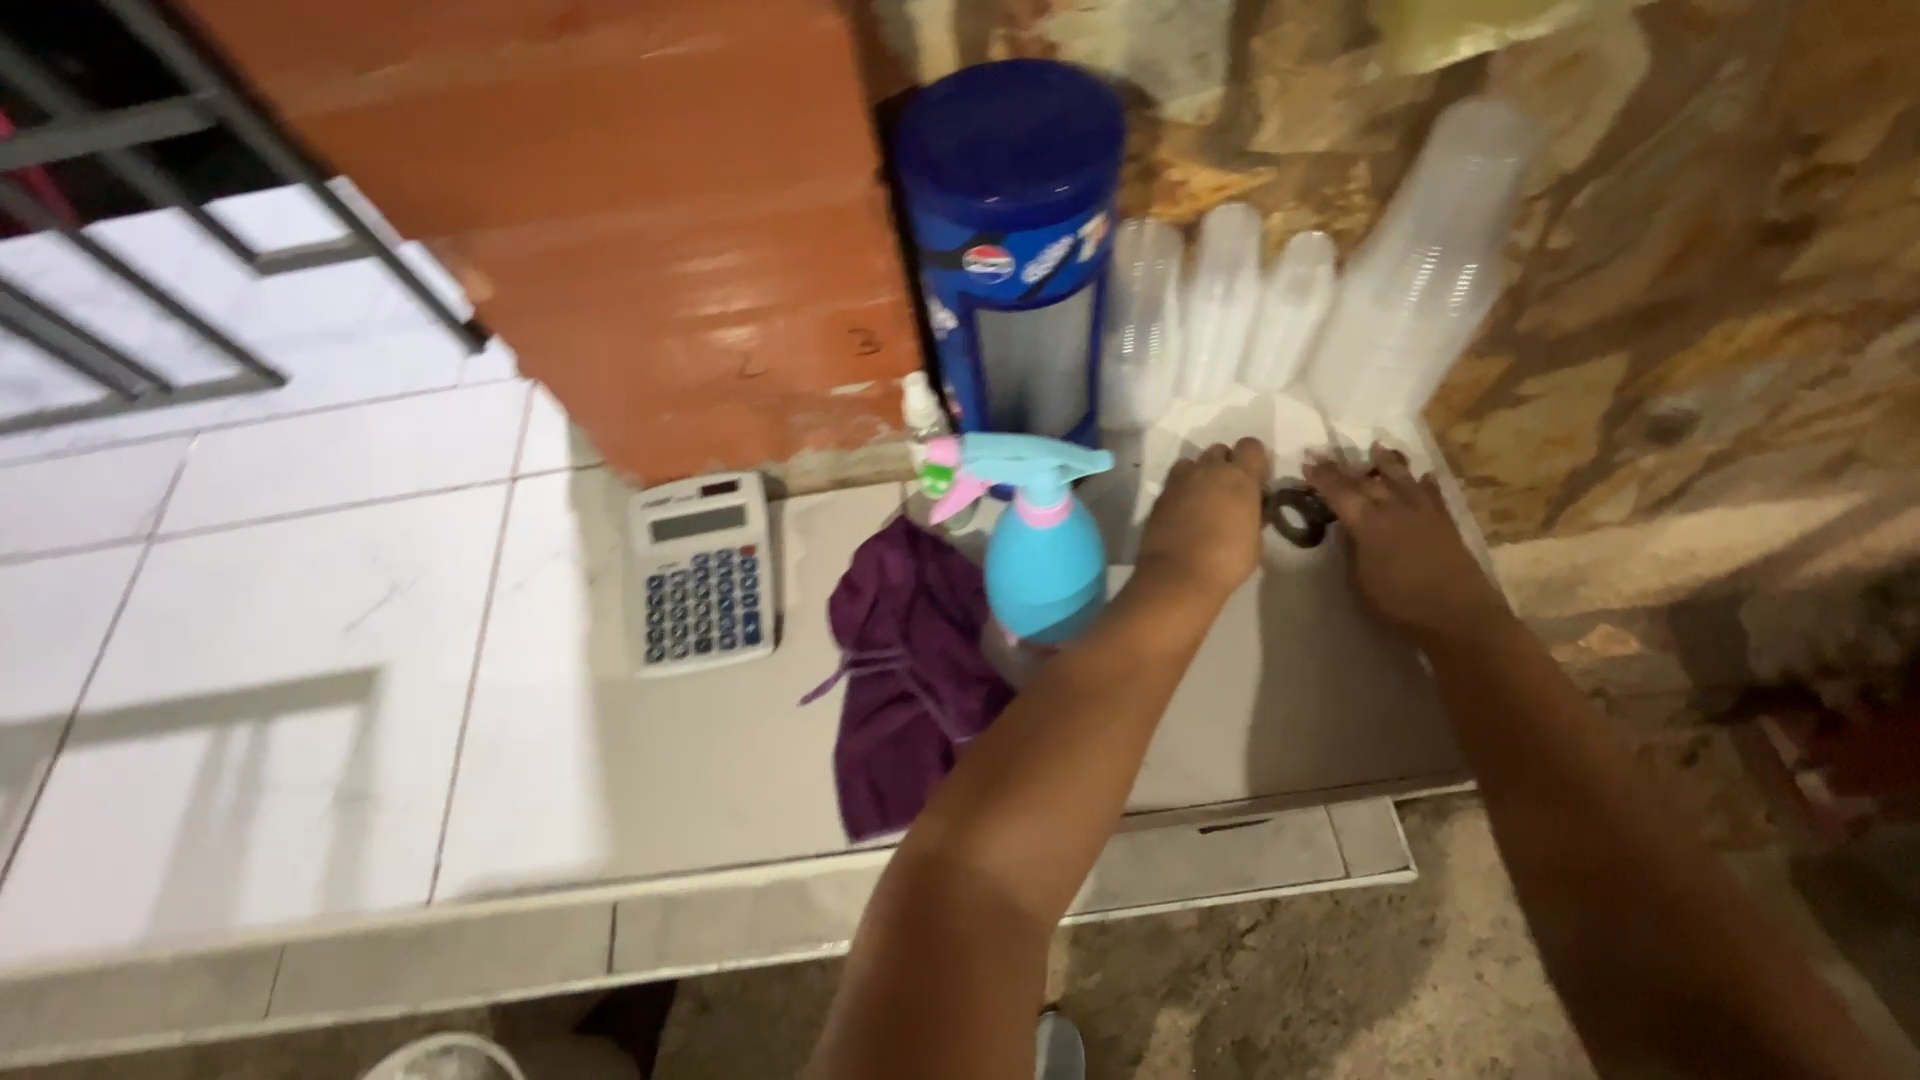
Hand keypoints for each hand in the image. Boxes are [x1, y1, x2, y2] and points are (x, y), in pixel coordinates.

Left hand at [1137, 438, 1269, 601]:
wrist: (1178, 574)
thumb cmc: (1227, 560)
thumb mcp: (1255, 540)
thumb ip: (1253, 515)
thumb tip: (1250, 509)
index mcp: (1239, 477)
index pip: (1250, 446)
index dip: (1254, 460)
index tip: (1255, 481)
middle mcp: (1208, 470)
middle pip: (1219, 451)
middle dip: (1225, 465)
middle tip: (1228, 492)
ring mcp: (1180, 480)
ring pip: (1193, 462)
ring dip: (1200, 474)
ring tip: (1203, 500)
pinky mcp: (1160, 495)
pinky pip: (1175, 481)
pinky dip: (1182, 490)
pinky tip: (1184, 511)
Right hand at [1303, 443, 1512, 646]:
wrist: (1459, 617)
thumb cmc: (1399, 604)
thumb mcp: (1359, 581)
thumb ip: (1351, 549)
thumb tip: (1347, 529)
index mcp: (1369, 524)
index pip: (1340, 493)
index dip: (1322, 478)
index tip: (1307, 461)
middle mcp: (1396, 510)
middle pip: (1367, 482)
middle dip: (1344, 468)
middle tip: (1327, 453)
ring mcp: (1425, 514)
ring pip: (1403, 480)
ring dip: (1388, 463)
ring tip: (1378, 447)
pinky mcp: (1446, 524)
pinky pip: (1433, 495)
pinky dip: (1426, 484)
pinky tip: (1423, 476)